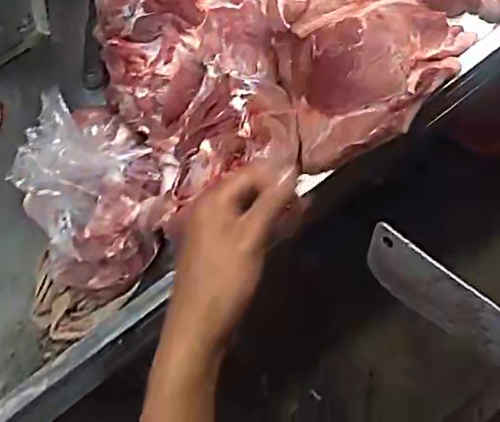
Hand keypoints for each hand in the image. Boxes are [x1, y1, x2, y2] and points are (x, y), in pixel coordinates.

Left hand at [162, 163, 302, 358]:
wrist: (196, 331)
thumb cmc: (225, 280)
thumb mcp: (252, 237)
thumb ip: (271, 201)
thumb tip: (291, 168)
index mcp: (214, 198)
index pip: (251, 172)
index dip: (277, 177)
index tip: (303, 188)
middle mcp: (208, 206)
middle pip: (247, 186)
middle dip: (275, 192)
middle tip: (302, 205)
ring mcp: (209, 226)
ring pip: (245, 206)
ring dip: (270, 208)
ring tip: (296, 217)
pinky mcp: (214, 246)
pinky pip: (240, 222)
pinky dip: (259, 223)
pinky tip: (276, 232)